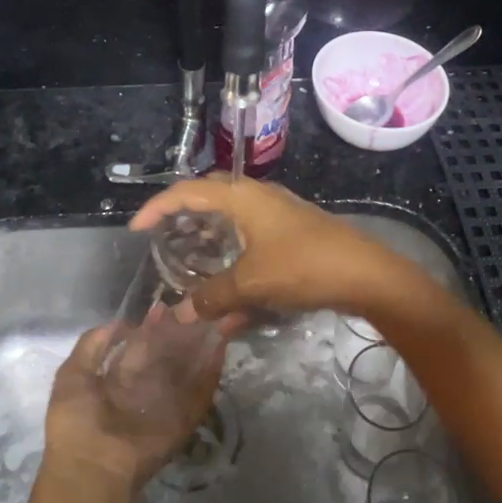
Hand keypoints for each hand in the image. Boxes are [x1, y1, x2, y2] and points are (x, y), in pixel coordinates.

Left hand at [39, 322, 226, 489]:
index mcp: (115, 381)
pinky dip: (212, 369)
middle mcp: (144, 390)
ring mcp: (165, 404)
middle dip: (178, 332)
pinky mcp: (183, 419)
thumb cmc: (77, 420)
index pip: (138, 348)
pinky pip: (200, 392)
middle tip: (192, 308)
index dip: (150, 327)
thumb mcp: (71, 375)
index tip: (162, 307)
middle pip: (166, 355)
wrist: (93, 466)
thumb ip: (92, 344)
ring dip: (200, 344)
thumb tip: (122, 321)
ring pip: (186, 369)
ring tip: (214, 316)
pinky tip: (221, 343)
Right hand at [129, 176, 420, 319]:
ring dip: (213, 246)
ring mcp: (279, 214)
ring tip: (194, 272)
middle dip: (186, 219)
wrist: (365, 273)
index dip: (158, 207)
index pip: (189, 191)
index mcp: (243, 196)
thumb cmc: (302, 266)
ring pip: (234, 223)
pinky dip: (237, 264)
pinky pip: (254, 243)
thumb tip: (183, 312)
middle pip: (212, 199)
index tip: (136, 228)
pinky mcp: (294, 235)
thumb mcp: (251, 283)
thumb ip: (213, 296)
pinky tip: (234, 305)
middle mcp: (259, 197)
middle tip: (165, 242)